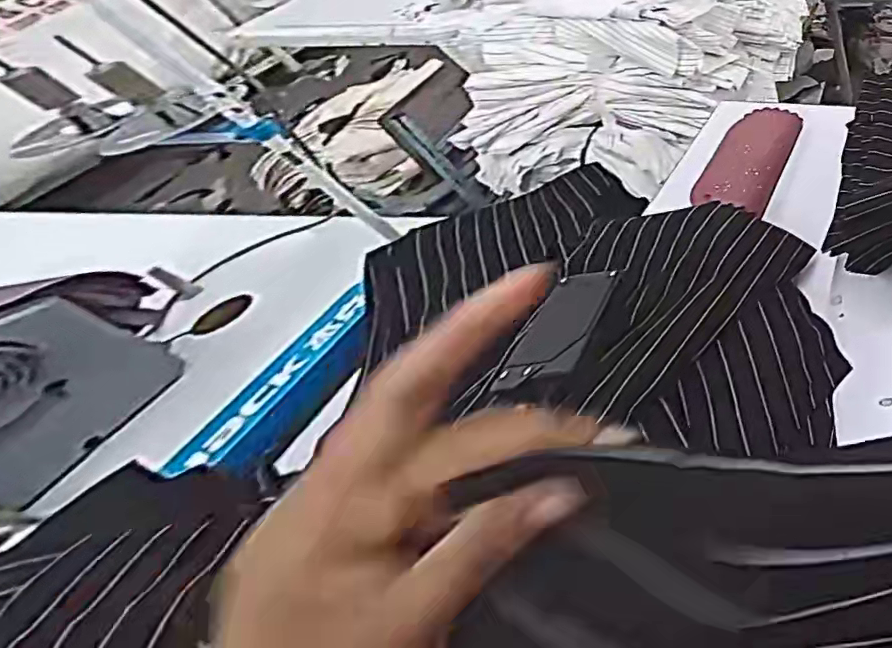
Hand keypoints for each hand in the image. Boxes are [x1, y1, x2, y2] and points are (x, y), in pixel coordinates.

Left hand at [214, 266, 617, 647]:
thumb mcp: (394, 625)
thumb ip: (480, 549)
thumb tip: (562, 489)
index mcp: (327, 503)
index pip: (416, 389)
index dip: (479, 324)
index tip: (535, 279)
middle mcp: (331, 488)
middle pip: (428, 392)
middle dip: (490, 345)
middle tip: (555, 331)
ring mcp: (343, 500)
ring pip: (435, 423)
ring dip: (503, 411)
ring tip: (564, 421)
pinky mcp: (360, 518)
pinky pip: (436, 459)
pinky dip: (487, 447)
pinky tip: (517, 456)